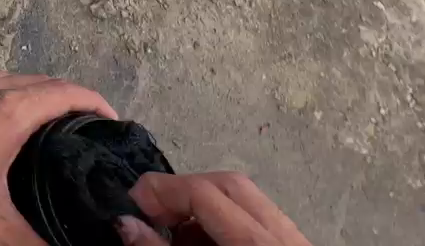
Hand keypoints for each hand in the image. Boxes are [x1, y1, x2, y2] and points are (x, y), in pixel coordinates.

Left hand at [0, 70, 116, 245]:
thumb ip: (36, 243)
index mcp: (8, 109)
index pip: (66, 92)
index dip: (98, 106)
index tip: (119, 131)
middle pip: (46, 82)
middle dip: (76, 103)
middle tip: (98, 140)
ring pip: (19, 80)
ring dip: (45, 97)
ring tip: (65, 135)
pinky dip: (19, 96)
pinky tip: (20, 129)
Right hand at [116, 172, 312, 245]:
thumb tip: (124, 223)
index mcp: (262, 244)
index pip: (205, 192)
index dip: (161, 190)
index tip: (134, 207)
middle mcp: (289, 238)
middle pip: (230, 184)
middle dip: (185, 189)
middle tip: (156, 213)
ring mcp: (300, 243)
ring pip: (248, 200)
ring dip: (204, 205)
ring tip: (179, 232)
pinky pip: (262, 221)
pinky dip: (228, 223)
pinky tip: (207, 243)